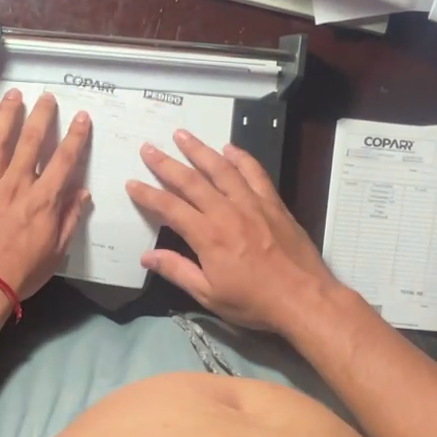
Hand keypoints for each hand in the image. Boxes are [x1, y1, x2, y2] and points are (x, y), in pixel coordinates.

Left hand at [0, 89, 91, 298]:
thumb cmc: (21, 272)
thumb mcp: (56, 252)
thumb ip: (69, 219)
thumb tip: (82, 193)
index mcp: (43, 200)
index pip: (64, 160)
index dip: (75, 137)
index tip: (81, 118)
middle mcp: (17, 184)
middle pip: (32, 141)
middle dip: (42, 115)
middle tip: (47, 98)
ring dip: (7, 114)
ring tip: (14, 95)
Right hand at [126, 131, 342, 333]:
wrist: (304, 298)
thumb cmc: (254, 301)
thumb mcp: (208, 294)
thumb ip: (177, 271)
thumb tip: (146, 257)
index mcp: (207, 235)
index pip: (169, 208)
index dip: (148, 194)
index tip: (132, 183)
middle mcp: (226, 211)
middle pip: (191, 180)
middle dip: (166, 163)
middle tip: (148, 147)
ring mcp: (252, 203)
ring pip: (221, 169)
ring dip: (199, 150)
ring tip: (182, 135)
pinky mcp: (272, 203)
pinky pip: (254, 173)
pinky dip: (241, 158)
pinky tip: (230, 148)